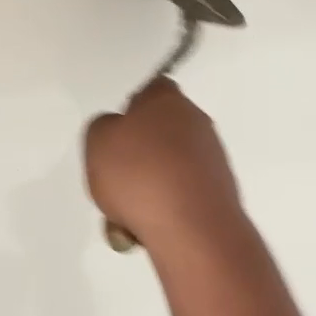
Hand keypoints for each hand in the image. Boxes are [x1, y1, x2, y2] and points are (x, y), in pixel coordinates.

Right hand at [84, 78, 243, 252]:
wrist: (189, 226)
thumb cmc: (138, 175)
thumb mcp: (97, 142)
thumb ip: (103, 128)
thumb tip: (116, 129)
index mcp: (166, 101)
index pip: (152, 89)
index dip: (132, 109)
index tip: (117, 133)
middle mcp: (196, 122)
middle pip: (162, 130)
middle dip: (140, 152)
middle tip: (116, 177)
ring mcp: (212, 157)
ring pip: (171, 165)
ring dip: (151, 183)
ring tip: (128, 211)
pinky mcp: (218, 190)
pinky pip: (183, 192)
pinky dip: (166, 204)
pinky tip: (150, 224)